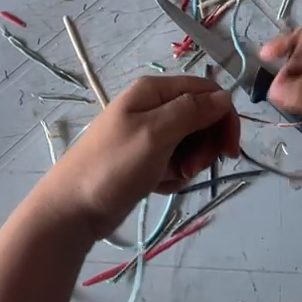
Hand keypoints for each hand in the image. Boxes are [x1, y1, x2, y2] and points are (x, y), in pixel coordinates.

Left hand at [33, 76, 240, 238]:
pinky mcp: (146, 159)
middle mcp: (154, 106)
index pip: (207, 91)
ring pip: (191, 142)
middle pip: (201, 117)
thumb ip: (192, 111)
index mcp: (154, 91)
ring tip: (171, 179)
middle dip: (205, 145)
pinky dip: (174, 176)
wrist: (72, 210)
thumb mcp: (156, 134)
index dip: (224, 117)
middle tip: (193, 169)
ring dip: (190, 163)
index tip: (230, 151)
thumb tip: (225, 97)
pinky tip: (159, 186)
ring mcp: (149, 134)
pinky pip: (176, 162)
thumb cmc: (113, 166)